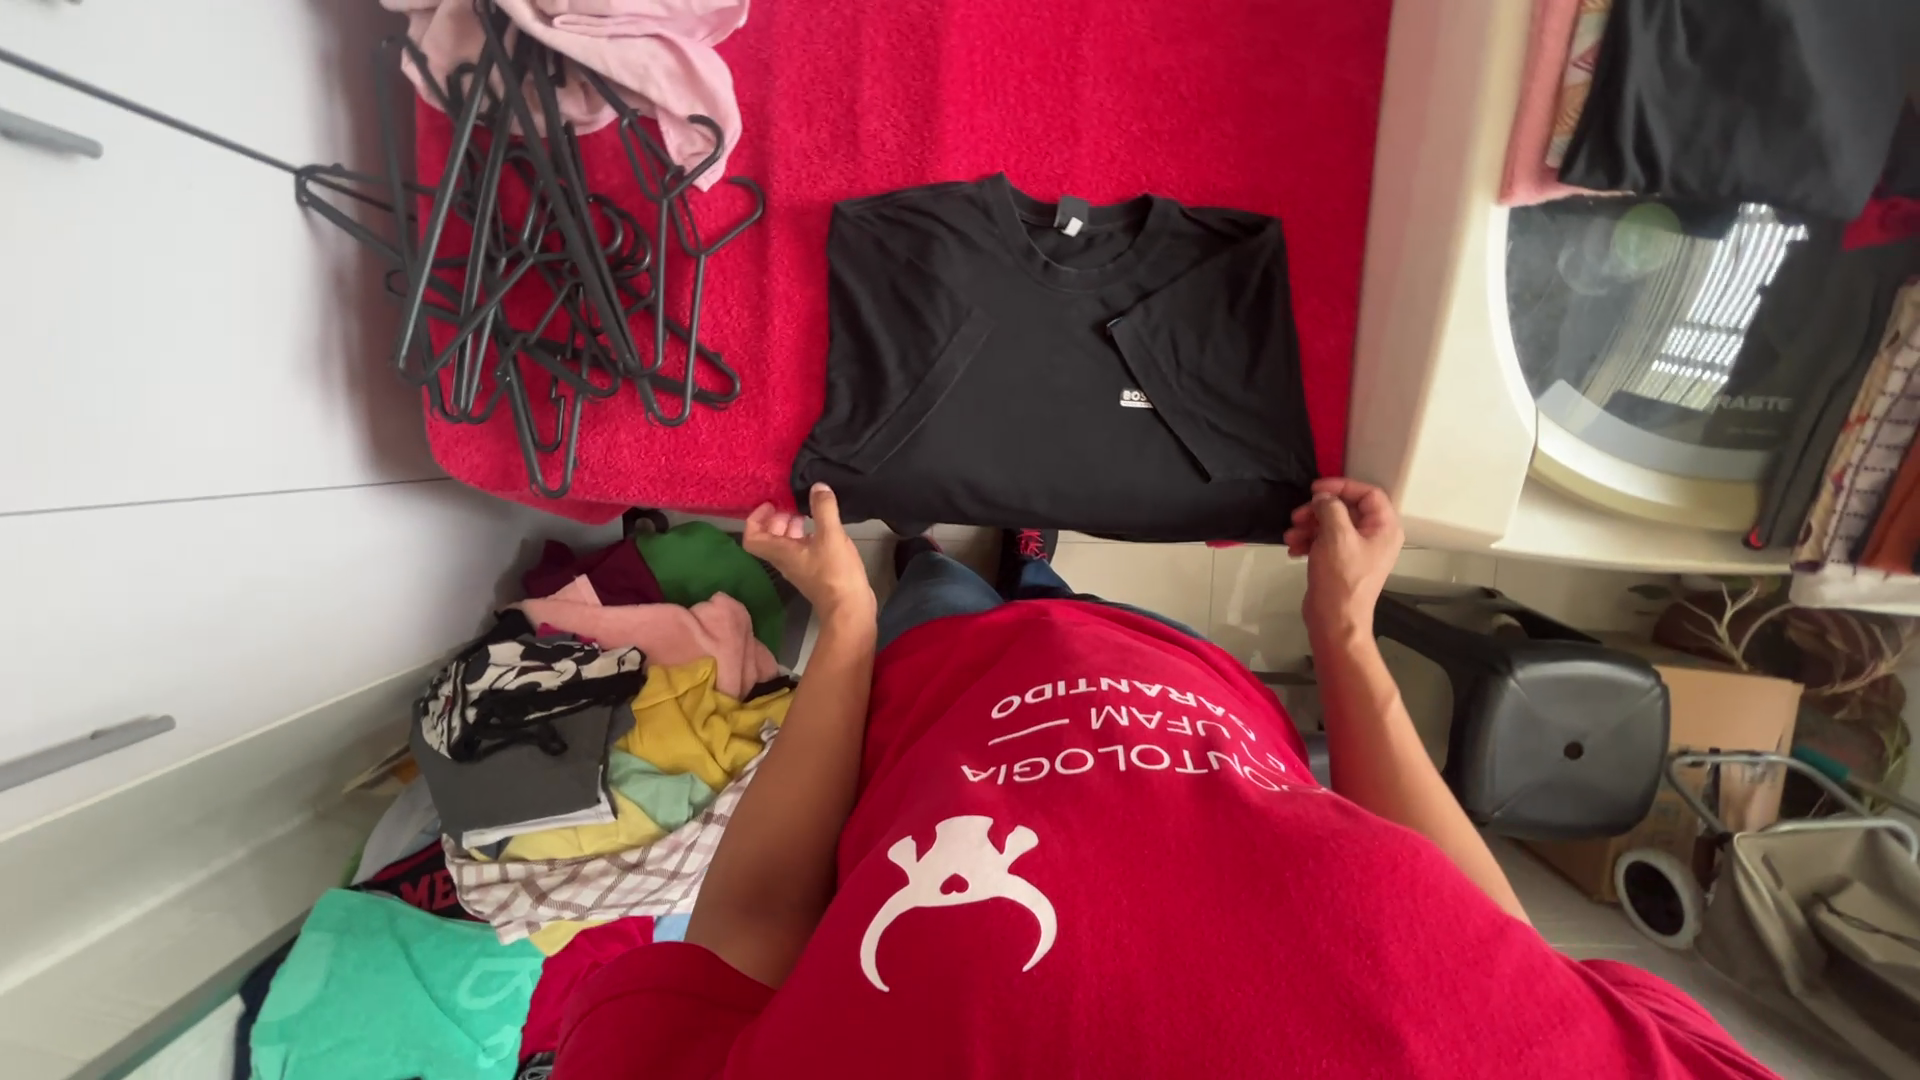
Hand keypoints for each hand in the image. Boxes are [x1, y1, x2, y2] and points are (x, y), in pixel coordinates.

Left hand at [744, 484, 875, 622]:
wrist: (850, 608)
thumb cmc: (836, 573)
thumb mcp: (831, 536)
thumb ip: (823, 509)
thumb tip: (818, 487)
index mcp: (781, 552)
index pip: (753, 537)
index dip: (756, 518)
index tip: (771, 504)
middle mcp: (786, 561)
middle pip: (769, 538)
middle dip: (778, 518)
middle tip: (793, 505)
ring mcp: (800, 567)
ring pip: (786, 544)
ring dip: (792, 527)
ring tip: (807, 513)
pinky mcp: (815, 572)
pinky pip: (802, 549)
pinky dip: (806, 536)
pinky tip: (823, 528)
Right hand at [1283, 477, 1403, 642]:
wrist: (1335, 619)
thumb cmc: (1341, 578)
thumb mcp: (1336, 537)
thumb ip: (1330, 509)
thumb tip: (1323, 498)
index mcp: (1384, 528)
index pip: (1368, 493)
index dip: (1341, 486)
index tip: (1315, 489)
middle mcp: (1374, 536)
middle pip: (1345, 509)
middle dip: (1318, 511)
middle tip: (1297, 516)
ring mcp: (1356, 550)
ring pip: (1330, 525)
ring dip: (1308, 526)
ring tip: (1291, 536)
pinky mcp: (1340, 561)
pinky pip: (1323, 541)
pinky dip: (1307, 541)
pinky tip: (1294, 550)